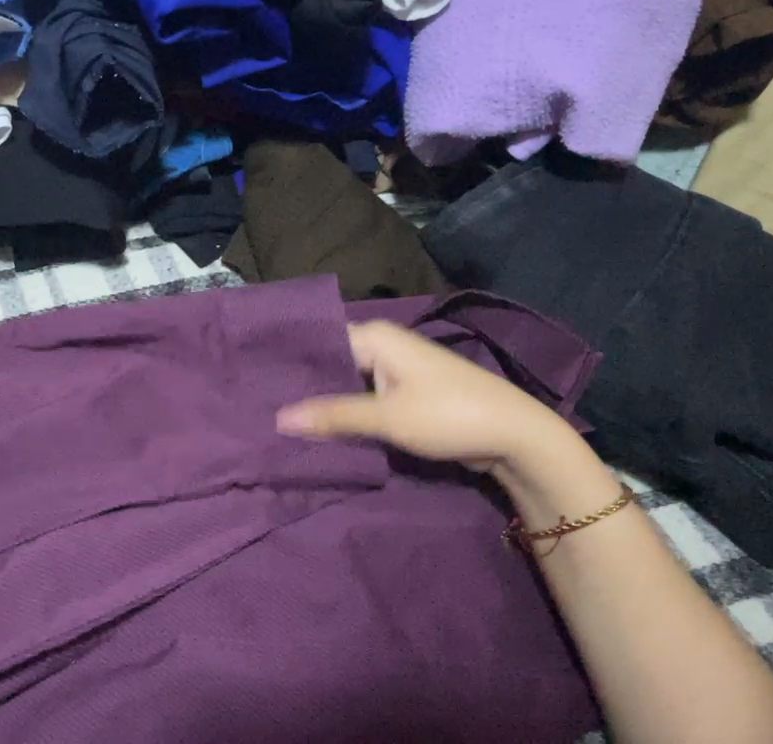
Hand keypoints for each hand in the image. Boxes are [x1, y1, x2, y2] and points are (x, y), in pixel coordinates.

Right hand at [276, 320, 579, 475]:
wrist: (519, 437)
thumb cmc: (450, 415)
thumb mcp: (386, 418)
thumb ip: (332, 417)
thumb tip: (279, 419)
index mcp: (374, 335)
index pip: (317, 341)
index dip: (289, 362)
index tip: (254, 380)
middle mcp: (382, 344)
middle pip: (330, 362)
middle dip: (303, 385)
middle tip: (261, 405)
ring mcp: (395, 369)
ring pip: (346, 383)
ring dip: (325, 403)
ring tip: (283, 420)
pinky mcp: (405, 393)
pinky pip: (364, 398)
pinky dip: (347, 413)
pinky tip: (322, 430)